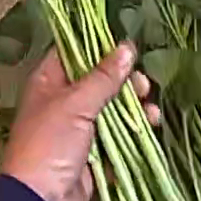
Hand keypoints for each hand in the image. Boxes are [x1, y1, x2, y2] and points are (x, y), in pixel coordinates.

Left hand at [0, 44, 156, 200]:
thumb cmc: (51, 142)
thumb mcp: (75, 104)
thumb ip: (103, 77)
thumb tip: (126, 47)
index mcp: (49, 80)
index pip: (75, 51)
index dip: (98, 45)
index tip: (125, 44)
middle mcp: (62, 100)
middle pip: (98, 81)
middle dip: (123, 81)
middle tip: (143, 83)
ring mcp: (77, 129)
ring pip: (110, 109)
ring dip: (133, 107)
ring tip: (151, 108)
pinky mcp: (91, 156)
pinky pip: (116, 138)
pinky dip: (133, 133)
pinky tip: (151, 125)